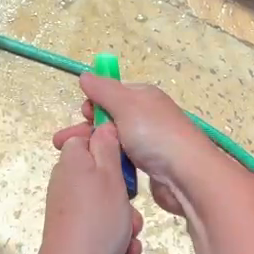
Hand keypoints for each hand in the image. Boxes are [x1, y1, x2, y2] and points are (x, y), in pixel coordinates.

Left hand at [35, 122, 142, 253]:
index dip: (108, 143)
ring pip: (109, 203)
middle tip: (131, 203)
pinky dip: (117, 237)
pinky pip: (104, 226)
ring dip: (125, 218)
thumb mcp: (110, 175)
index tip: (126, 157)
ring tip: (129, 233)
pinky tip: (126, 251)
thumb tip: (103, 126)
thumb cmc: (96, 219)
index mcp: (72, 159)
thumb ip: (108, 147)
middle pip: (103, 172)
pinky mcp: (77, 232)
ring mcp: (71, 208)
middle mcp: (68, 180)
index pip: (87, 136)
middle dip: (124, 191)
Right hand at [53, 74, 217, 217]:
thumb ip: (103, 90)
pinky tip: (99, 172)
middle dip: (86, 128)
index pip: (112, 93)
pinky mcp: (150, 168)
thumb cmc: (155, 135)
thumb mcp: (125, 105)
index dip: (94, 102)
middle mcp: (147, 117)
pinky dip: (111, 164)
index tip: (82, 114)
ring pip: (114, 141)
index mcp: (143, 97)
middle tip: (63, 142)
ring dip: (95, 147)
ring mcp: (149, 143)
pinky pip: (124, 161)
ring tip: (75, 160)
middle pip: (110, 118)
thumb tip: (85, 75)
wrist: (189, 178)